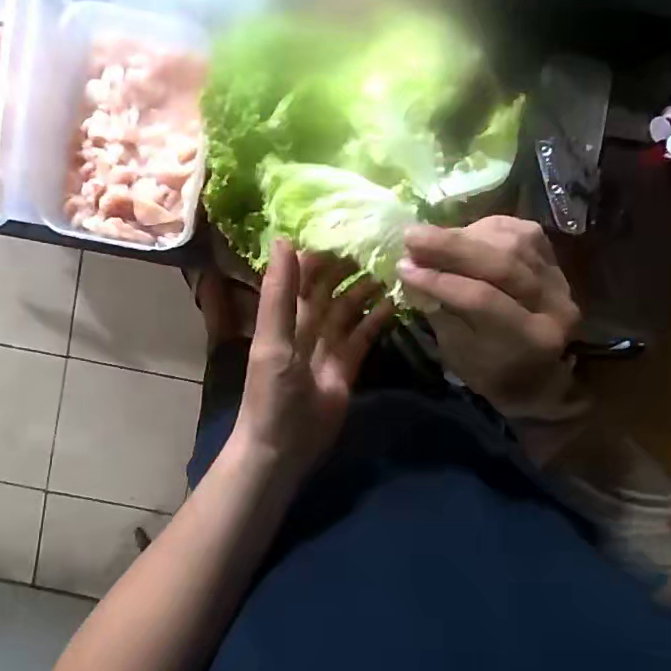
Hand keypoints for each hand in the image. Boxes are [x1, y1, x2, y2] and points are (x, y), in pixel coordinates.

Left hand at [232, 241, 395, 480]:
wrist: (282, 446)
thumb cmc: (271, 393)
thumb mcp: (273, 341)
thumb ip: (278, 294)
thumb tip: (283, 241)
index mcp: (281, 316)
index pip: (299, 274)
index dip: (318, 251)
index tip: (345, 224)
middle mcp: (303, 326)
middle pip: (326, 288)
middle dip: (347, 266)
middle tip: (380, 240)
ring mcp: (325, 346)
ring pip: (347, 309)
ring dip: (365, 289)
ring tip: (395, 264)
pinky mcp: (345, 366)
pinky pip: (362, 335)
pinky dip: (377, 319)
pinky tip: (398, 300)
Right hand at [398, 216, 581, 417]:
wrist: (537, 375)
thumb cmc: (487, 370)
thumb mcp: (454, 349)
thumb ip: (437, 307)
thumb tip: (410, 269)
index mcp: (528, 338)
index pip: (481, 298)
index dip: (438, 280)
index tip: (402, 269)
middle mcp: (554, 305)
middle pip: (503, 263)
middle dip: (450, 246)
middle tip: (411, 236)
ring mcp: (560, 280)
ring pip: (514, 242)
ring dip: (466, 234)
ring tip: (430, 238)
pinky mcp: (556, 262)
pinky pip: (523, 233)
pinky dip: (486, 228)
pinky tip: (462, 233)